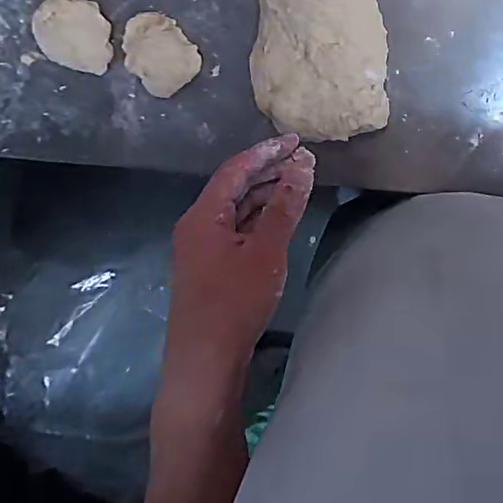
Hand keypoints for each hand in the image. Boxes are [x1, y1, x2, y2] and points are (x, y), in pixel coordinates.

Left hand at [165, 135, 315, 371]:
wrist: (205, 361)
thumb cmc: (234, 301)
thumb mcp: (266, 249)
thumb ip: (286, 204)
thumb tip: (304, 163)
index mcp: (203, 216)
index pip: (236, 169)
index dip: (267, 151)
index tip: (297, 140)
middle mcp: (198, 225)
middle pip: (235, 185)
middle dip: (269, 169)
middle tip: (304, 159)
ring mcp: (203, 246)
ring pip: (239, 206)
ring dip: (268, 192)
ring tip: (300, 183)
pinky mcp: (212, 264)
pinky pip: (239, 225)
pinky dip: (262, 214)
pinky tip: (283, 215)